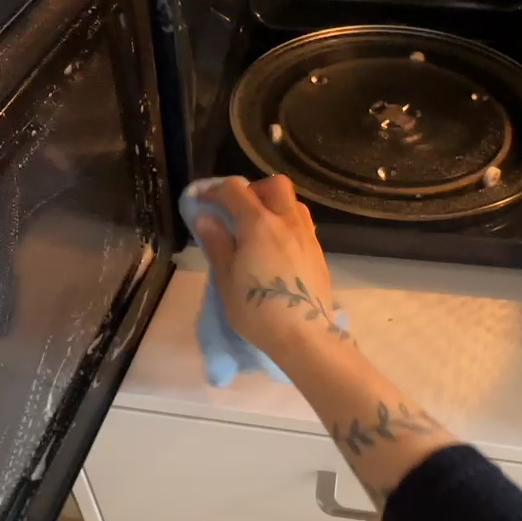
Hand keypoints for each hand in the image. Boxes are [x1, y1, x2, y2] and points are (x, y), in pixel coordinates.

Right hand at [191, 175, 348, 362]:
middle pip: (274, 185)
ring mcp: (307, 236)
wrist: (304, 335)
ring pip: (293, 203)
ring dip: (274, 205)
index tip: (202, 200)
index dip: (214, 190)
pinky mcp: (319, 253)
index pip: (235, 190)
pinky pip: (302, 224)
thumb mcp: (226, 279)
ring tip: (259, 229)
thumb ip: (217, 243)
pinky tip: (277, 248)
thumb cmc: (257, 309)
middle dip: (253, 190)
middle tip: (237, 211)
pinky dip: (287, 224)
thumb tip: (205, 217)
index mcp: (259, 224)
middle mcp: (287, 222)